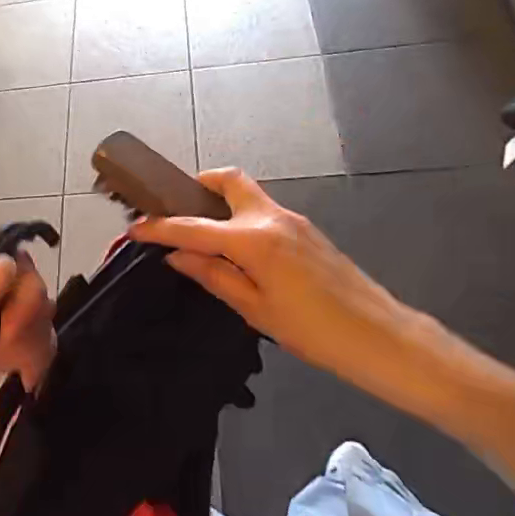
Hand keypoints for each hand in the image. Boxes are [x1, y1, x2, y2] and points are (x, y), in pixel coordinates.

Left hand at [0, 255, 54, 469]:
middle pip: (26, 285)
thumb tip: (8, 265)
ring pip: (34, 311)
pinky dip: (30, 355)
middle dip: (27, 325)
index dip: (21, 297)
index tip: (10, 335)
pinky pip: (30, 334)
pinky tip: (13, 376)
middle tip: (2, 360)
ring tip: (5, 372)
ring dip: (30, 344)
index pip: (9, 262)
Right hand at [129, 168, 427, 380]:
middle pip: (228, 180)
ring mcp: (292, 220)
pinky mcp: (305, 230)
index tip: (134, 229)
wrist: (379, 336)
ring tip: (201, 236)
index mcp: (253, 239)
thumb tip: (177, 256)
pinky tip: (236, 250)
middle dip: (197, 186)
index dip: (159, 228)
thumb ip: (213, 275)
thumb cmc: (313, 331)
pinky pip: (262, 211)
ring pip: (246, 194)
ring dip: (220, 204)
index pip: (193, 226)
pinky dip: (240, 218)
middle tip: (177, 212)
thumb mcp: (254, 309)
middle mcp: (271, 217)